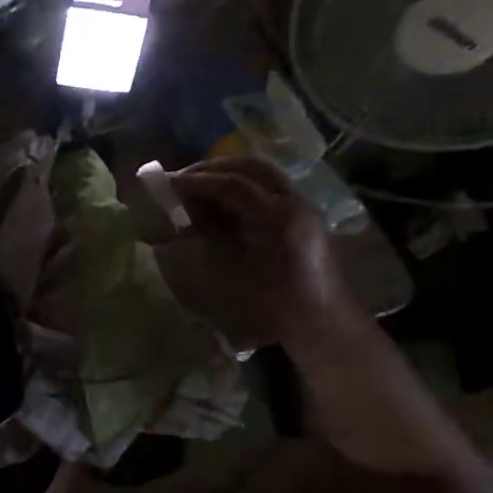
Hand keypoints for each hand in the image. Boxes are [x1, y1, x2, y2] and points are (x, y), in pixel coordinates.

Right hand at [154, 156, 356, 350]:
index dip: (197, 181)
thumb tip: (183, 221)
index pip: (231, 184)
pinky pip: (270, 189)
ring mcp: (302, 208)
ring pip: (263, 174)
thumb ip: (207, 240)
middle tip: (184, 179)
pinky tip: (224, 205)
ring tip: (200, 188)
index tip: (170, 184)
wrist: (322, 325)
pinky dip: (243, 187)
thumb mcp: (231, 275)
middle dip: (214, 168)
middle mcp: (293, 203)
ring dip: (230, 175)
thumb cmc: (274, 307)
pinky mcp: (303, 218)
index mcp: (276, 217)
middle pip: (251, 167)